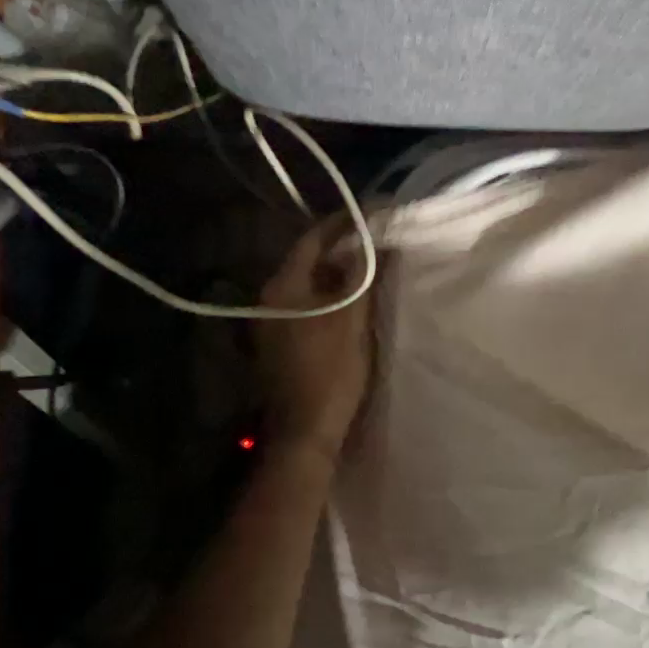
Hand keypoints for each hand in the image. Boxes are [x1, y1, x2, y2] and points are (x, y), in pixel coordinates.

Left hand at [254, 217, 373, 462]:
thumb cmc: (330, 370)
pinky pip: (309, 307)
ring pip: (311, 285)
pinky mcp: (282, 344)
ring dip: (339, 274)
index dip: (343, 224)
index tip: (371, 213)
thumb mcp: (352, 317)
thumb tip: (375, 241)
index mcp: (283, 286)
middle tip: (377, 238)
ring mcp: (273, 324)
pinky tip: (356, 301)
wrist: (305, 434)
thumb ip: (363, 275)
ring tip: (373, 266)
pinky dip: (332, 297)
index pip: (313, 239)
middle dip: (343, 248)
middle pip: (310, 261)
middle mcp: (271, 299)